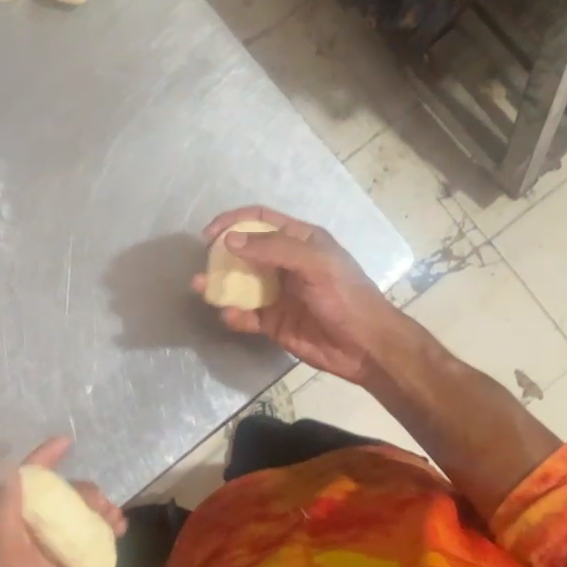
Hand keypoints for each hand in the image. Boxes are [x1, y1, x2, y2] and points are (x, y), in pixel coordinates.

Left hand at [0, 436, 126, 566]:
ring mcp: (48, 553)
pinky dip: (103, 526)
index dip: (40, 460)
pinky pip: (87, 533)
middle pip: (53, 496)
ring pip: (73, 512)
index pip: (19, 484)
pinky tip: (119, 531)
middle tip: (104, 504)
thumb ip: (7, 516)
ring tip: (116, 521)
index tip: (67, 442)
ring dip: (96, 508)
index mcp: (1, 534)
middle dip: (79, 491)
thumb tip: (11, 473)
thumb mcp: (9, 564)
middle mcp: (22, 538)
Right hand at [193, 206, 408, 384]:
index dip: (233, 222)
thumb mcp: (314, 263)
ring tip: (201, 288)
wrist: (365, 346)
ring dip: (220, 284)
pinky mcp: (274, 322)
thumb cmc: (345, 296)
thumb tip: (231, 239)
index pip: (260, 220)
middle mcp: (286, 263)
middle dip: (221, 255)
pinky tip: (230, 315)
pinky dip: (234, 314)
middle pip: (245, 251)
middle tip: (204, 263)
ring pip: (241, 284)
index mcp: (300, 240)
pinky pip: (246, 315)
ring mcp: (278, 293)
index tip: (210, 235)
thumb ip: (274, 248)